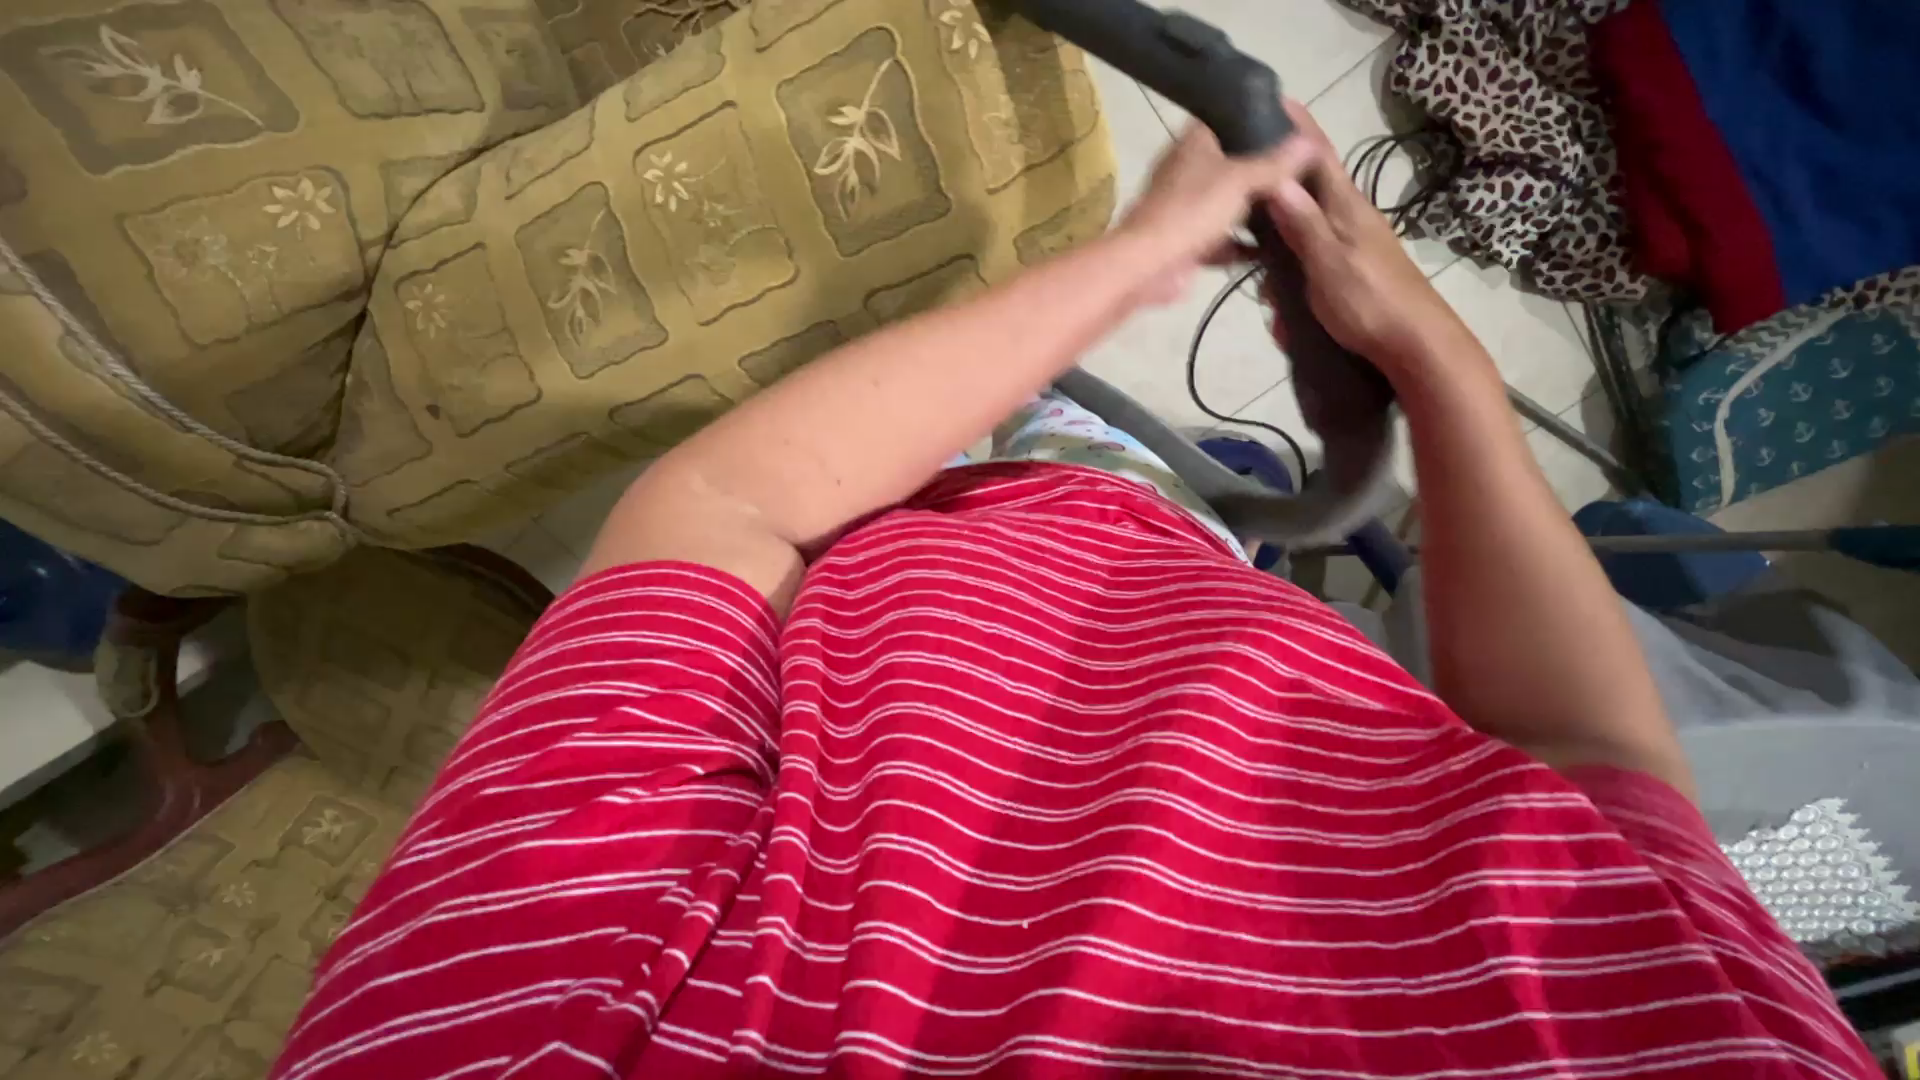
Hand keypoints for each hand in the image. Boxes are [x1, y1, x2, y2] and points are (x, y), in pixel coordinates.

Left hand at [1113, 113, 1319, 304]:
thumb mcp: (1240, 179)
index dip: (1259, 119)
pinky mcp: (1188, 245)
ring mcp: (1186, 211)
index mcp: (1194, 143)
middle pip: (1233, 165)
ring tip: (1296, 209)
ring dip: (1256, 212)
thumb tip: (1310, 143)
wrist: (1147, 267)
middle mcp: (1188, 173)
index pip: (1229, 119)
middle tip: (1304, 174)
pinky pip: (1223, 242)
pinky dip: (1244, 246)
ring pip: (1229, 206)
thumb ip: (1275, 164)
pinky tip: (1275, 248)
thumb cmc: (1190, 211)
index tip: (1294, 126)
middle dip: (1265, 172)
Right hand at [1255, 103, 1471, 382]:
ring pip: (1297, 246)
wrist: (1415, 346)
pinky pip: (1307, 278)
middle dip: (1267, 220)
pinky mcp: (1348, 278)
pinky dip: (1292, 297)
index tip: (1271, 104)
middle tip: (1241, 240)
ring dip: (1278, 274)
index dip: (1296, 130)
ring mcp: (1348, 250)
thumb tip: (1277, 179)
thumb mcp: (1328, 261)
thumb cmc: (1370, 301)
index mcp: (1345, 207)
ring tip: (1273, 308)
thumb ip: (1302, 222)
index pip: (1316, 156)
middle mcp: (1347, 220)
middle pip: (1299, 201)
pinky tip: (1286, 323)